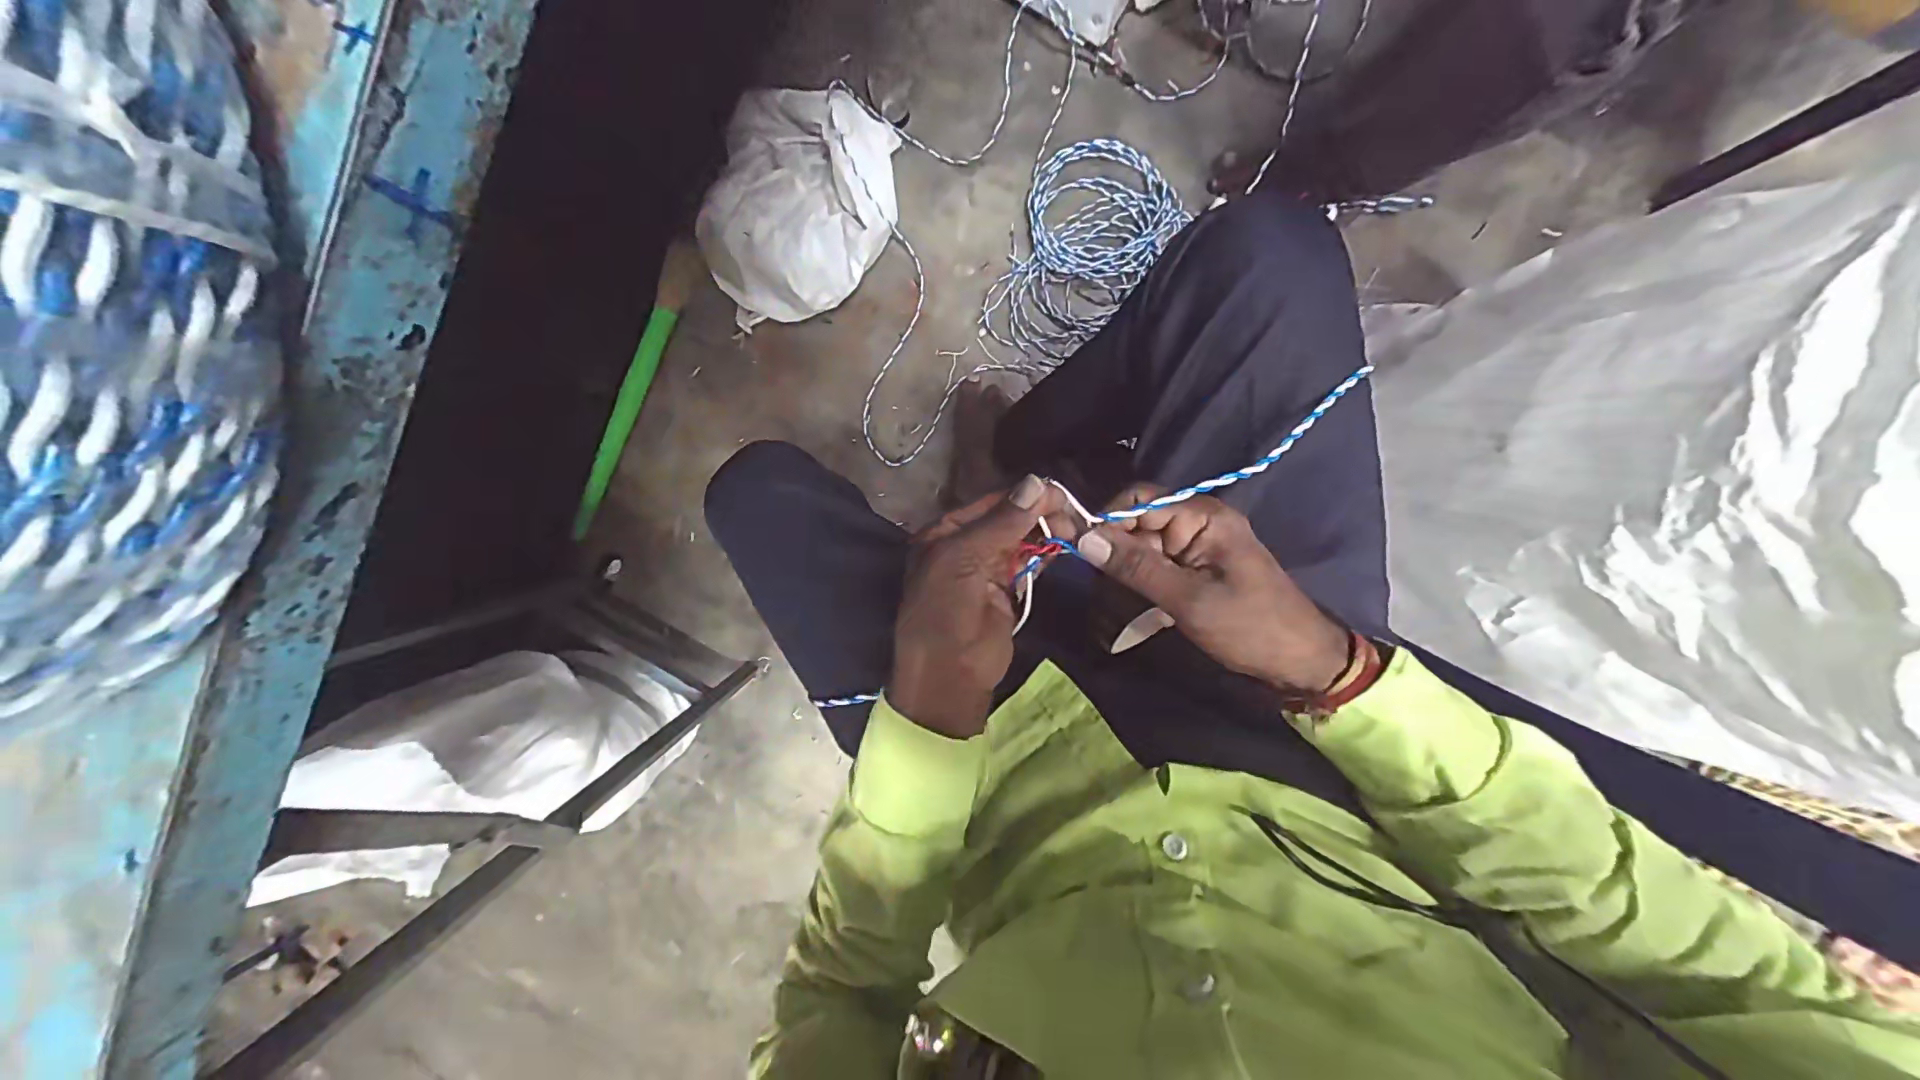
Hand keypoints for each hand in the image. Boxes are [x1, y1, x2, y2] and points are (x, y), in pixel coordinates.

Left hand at [888, 475, 1063, 738]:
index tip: (1057, 492)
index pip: (988, 504)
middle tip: (1071, 513)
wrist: (950, 675)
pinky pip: (1029, 562)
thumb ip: (1001, 523)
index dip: (1022, 497)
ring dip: (1046, 531)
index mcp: (944, 534)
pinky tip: (1065, 543)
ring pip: (1021, 539)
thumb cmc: (945, 613)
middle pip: (1007, 520)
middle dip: (1038, 514)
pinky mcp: (1006, 590)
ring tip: (1073, 528)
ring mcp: (986, 569)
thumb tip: (1035, 482)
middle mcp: (964, 546)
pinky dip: (1046, 551)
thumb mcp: (963, 560)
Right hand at [1076, 485, 1350, 692]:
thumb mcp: (1188, 598)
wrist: (1301, 661)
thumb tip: (1084, 538)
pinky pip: (1154, 566)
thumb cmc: (1250, 626)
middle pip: (1137, 523)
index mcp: (1202, 518)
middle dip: (1111, 551)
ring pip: (1141, 547)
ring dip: (1122, 572)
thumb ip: (1135, 567)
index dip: (1105, 520)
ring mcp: (1196, 548)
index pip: (1139, 501)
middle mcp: (1196, 524)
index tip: (1076, 547)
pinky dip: (1138, 583)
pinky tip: (1127, 607)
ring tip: (1109, 602)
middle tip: (1092, 584)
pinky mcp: (1194, 570)